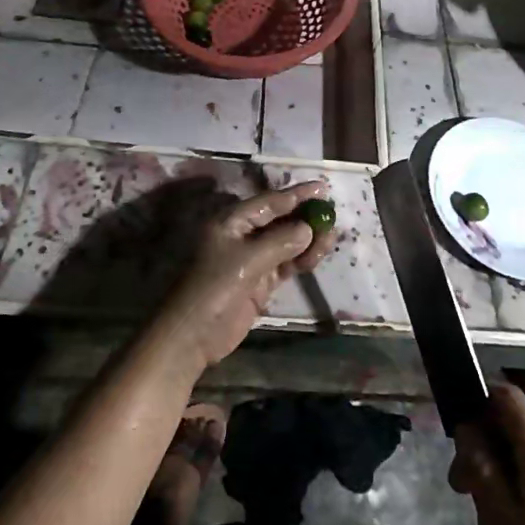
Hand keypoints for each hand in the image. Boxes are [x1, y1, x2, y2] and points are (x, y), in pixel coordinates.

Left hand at [149, 181, 335, 369]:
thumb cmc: (213, 290)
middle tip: (332, 214)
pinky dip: (303, 258)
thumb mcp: (246, 262)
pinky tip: (319, 255)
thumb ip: (279, 242)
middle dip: (306, 216)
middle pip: (281, 219)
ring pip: (287, 241)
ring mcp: (253, 257)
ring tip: (331, 236)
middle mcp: (243, 234)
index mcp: (232, 221)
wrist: (193, 337)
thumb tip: (308, 229)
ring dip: (308, 239)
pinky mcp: (260, 280)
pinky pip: (287, 262)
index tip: (323, 188)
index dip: (297, 194)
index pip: (270, 201)